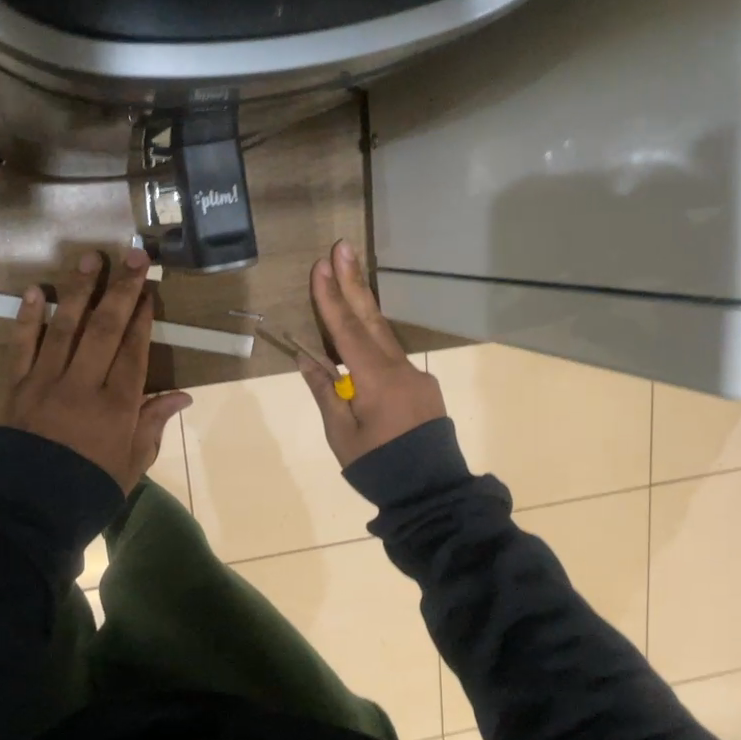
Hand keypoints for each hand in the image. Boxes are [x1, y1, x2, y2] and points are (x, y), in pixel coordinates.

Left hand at [0, 248, 192, 493]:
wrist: (29, 515)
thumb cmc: (88, 493)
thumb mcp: (131, 466)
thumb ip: (153, 426)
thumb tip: (182, 396)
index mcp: (117, 408)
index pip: (134, 351)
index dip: (143, 317)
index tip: (150, 288)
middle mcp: (83, 387)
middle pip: (105, 329)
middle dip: (122, 289)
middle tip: (134, 255)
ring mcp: (45, 384)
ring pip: (65, 328)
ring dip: (79, 291)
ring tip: (90, 258)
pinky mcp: (15, 389)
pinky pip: (21, 346)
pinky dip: (28, 318)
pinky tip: (37, 291)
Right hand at [301, 239, 447, 467]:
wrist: (433, 492)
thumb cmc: (380, 467)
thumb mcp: (342, 434)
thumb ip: (325, 392)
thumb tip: (307, 358)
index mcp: (376, 379)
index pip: (346, 331)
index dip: (330, 298)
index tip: (320, 266)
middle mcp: (399, 368)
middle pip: (370, 319)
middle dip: (353, 282)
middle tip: (341, 247)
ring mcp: (415, 376)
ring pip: (383, 335)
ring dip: (363, 306)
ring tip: (347, 278)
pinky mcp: (422, 387)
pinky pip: (391, 356)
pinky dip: (372, 341)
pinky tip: (360, 340)